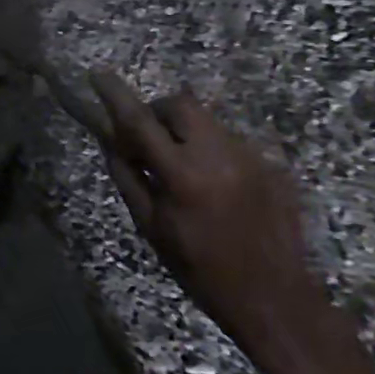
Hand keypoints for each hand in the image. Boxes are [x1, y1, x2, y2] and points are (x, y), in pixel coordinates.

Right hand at [88, 70, 327, 365]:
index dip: (115, 94)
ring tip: (186, 169)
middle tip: (151, 140)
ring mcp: (249, 156)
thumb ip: (128, 179)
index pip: (140, 121)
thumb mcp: (153, 230)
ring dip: (187, 132)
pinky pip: (230, 142)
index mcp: (182, 175)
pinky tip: (218, 187)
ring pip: (207, 120)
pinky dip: (213, 152)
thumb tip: (110, 143)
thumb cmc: (203, 271)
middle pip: (180, 104)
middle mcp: (217, 155)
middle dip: (159, 112)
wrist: (276, 300)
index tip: (98, 73)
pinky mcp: (270, 164)